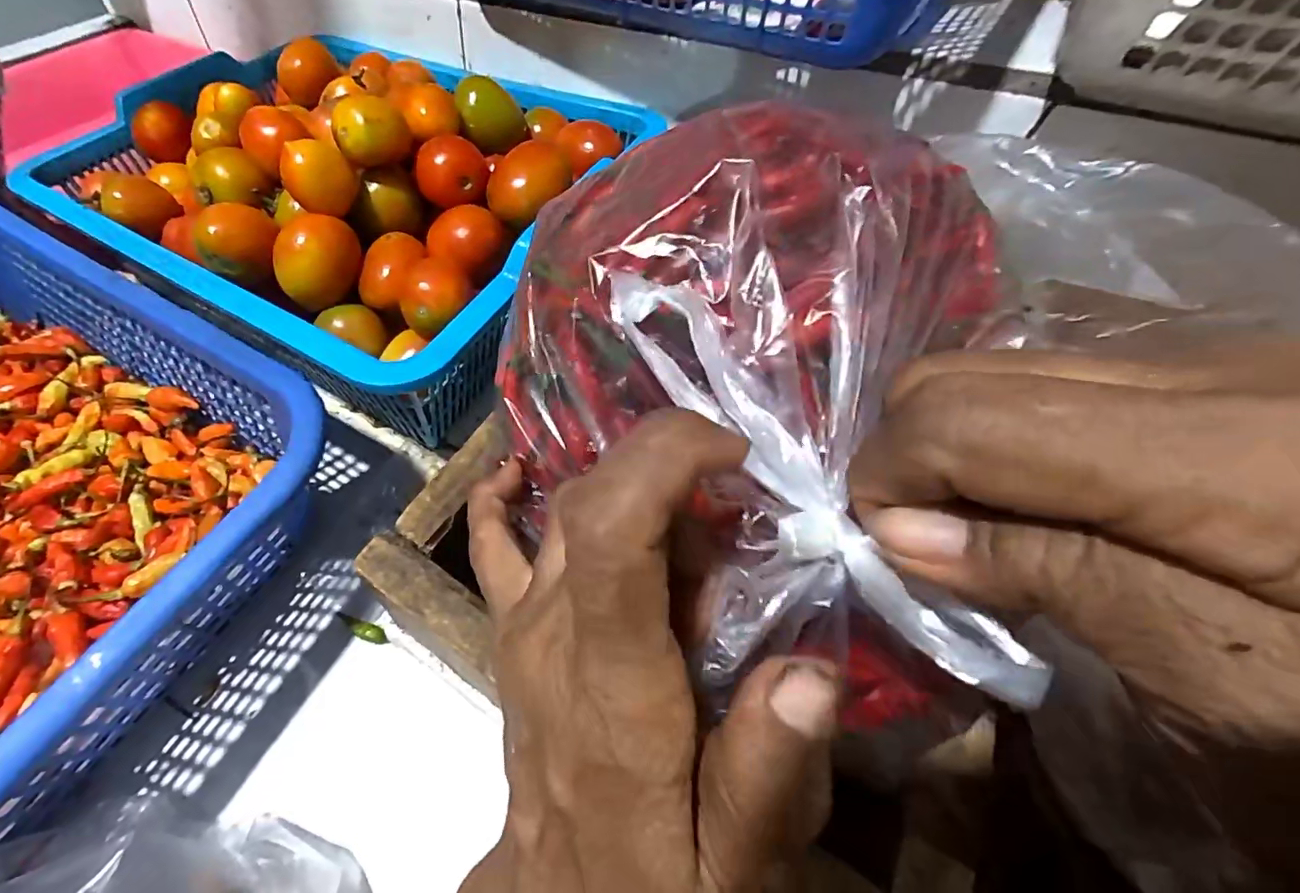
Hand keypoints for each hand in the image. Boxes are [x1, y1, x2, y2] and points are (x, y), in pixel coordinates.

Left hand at [461, 410, 838, 892]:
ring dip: (622, 482)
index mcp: (614, 677)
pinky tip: (516, 474)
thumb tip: (809, 673)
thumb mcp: (737, 862)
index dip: (660, 467)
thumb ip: (769, 770)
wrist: (562, 890)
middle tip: (737, 492)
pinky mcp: (506, 625)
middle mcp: (554, 628)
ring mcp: (520, 620)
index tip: (728, 451)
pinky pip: (489, 546)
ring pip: (559, 515)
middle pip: (590, 507)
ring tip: (689, 509)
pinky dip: (497, 500)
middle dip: (661, 464)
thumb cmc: (656, 877)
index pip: (615, 537)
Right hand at [849, 348, 1299, 886]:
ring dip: (951, 449)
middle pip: (961, 374)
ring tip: (983, 523)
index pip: (972, 420)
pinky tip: (1047, 499)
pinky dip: (1006, 440)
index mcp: (1246, 454)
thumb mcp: (1240, 688)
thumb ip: (1060, 580)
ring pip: (993, 369)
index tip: (890, 550)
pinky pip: (1050, 381)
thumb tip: (900, 532)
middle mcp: (1228, 371)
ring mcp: (1226, 361)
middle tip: (924, 537)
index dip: (891, 477)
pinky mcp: (1227, 374)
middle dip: (905, 457)